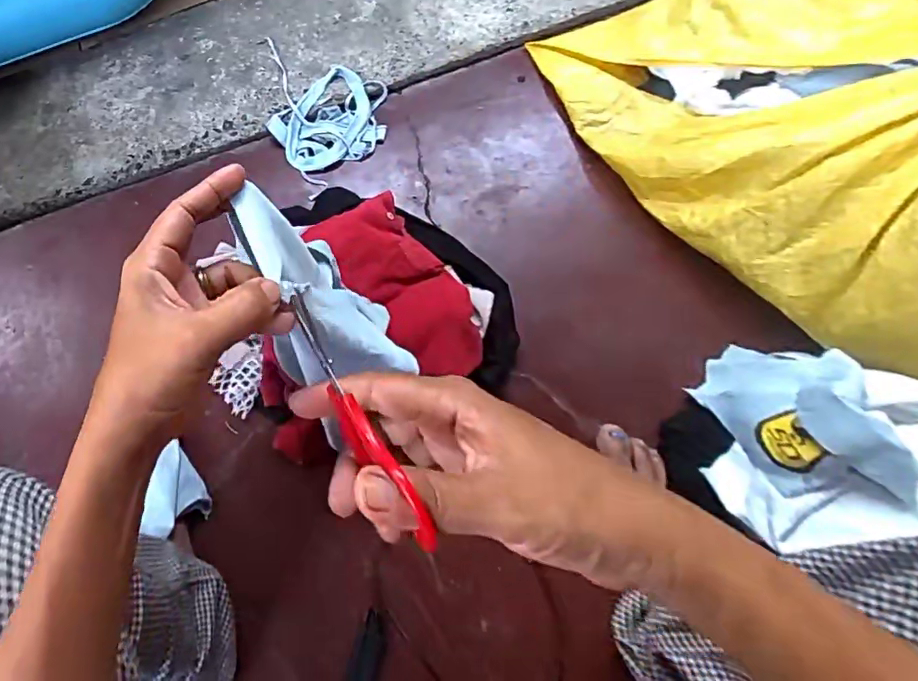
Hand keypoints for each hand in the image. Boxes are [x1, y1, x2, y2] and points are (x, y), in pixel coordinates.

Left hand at [88, 165, 291, 450]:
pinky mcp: (200, 330)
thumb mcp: (197, 337)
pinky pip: (235, 309)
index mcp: (153, 268)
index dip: (210, 191)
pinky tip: (278, 323)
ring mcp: (186, 306)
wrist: (132, 433)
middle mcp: (169, 279)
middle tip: (274, 243)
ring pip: (231, 282)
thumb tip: (277, 288)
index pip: (182, 215)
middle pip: (213, 246)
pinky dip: (256, 313)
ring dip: (257, 292)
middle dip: (244, 248)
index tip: (240, 175)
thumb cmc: (149, 375)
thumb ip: (242, 308)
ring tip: (283, 309)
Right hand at [289, 373, 682, 592]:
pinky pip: (420, 484)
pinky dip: (405, 503)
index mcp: (454, 403)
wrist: (624, 529)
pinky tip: (403, 529)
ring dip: (380, 485)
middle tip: (341, 503)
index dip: (337, 393)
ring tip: (374, 525)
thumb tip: (361, 491)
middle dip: (358, 455)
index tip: (294, 405)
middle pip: (384, 425)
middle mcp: (450, 419)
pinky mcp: (469, 481)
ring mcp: (459, 451)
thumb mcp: (493, 500)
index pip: (383, 388)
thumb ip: (425, 498)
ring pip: (400, 457)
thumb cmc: (561, 497)